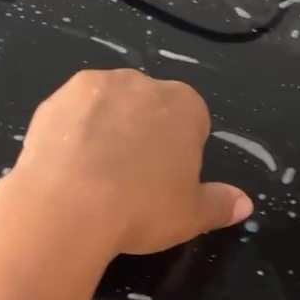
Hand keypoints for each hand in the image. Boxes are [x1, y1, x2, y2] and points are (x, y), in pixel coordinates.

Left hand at [0, 69, 252, 257]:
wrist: (65, 207)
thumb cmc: (141, 209)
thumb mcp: (191, 216)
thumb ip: (220, 204)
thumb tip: (245, 204)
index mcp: (184, 105)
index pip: (193, 121)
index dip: (181, 153)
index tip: (167, 182)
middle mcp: (141, 83)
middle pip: (149, 108)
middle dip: (144, 135)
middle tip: (132, 182)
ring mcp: (94, 87)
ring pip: (108, 108)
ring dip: (107, 131)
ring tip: (95, 178)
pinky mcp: (54, 100)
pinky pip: (72, 117)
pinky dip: (72, 136)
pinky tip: (67, 170)